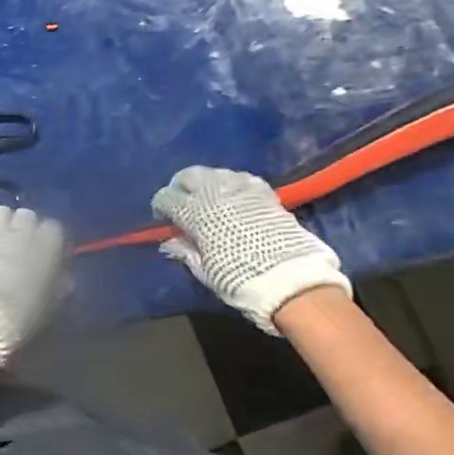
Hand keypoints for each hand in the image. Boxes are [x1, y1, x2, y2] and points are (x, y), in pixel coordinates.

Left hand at [0, 206, 70, 365]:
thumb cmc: (22, 313)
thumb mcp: (51, 301)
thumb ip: (58, 282)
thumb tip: (62, 276)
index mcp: (49, 246)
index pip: (53, 228)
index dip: (46, 240)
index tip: (43, 250)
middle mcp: (24, 231)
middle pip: (26, 216)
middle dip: (23, 227)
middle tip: (17, 243)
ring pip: (1, 213)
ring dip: (0, 224)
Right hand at [150, 167, 350, 334]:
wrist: (292, 281)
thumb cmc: (240, 278)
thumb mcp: (204, 269)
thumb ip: (185, 251)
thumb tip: (171, 241)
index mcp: (194, 214)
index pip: (166, 198)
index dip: (161, 208)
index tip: (165, 220)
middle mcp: (215, 195)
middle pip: (189, 176)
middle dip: (181, 186)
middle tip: (183, 203)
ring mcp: (242, 192)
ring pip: (216, 173)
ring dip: (208, 183)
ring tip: (210, 199)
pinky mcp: (265, 195)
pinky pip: (243, 179)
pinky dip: (234, 184)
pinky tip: (235, 197)